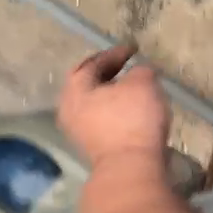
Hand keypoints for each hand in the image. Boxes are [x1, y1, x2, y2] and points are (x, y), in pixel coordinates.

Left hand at [58, 45, 170, 167]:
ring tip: (129, 85)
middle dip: (105, 72)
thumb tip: (139, 72)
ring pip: (92, 101)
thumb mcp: (143, 84)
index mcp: (76, 89)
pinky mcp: (92, 143)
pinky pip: (100, 117)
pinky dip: (113, 107)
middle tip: (125, 63)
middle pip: (85, 83)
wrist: (130, 164)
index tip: (133, 48)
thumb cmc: (133, 118)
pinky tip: (131, 107)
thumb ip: (140, 71)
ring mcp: (78, 128)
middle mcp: (69, 107)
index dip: (113, 53)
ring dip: (109, 91)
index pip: (91, 63)